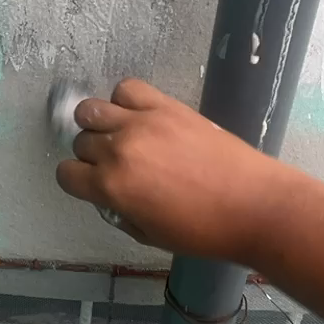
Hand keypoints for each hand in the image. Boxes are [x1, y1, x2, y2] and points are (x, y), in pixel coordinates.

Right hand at [54, 79, 303, 261]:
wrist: (258, 208)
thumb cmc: (204, 231)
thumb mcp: (147, 234)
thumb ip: (117, 210)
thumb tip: (108, 193)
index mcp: (110, 187)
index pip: (65, 174)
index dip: (76, 181)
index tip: (91, 184)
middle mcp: (118, 151)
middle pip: (80, 141)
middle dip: (91, 155)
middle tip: (115, 163)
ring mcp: (141, 124)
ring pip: (90, 110)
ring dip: (97, 123)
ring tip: (118, 133)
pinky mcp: (166, 108)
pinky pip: (127, 88)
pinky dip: (124, 100)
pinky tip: (138, 115)